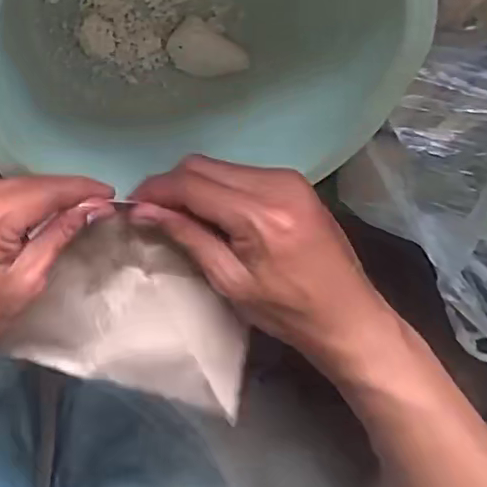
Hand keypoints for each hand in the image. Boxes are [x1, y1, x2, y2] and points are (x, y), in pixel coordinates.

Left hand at [0, 176, 113, 376]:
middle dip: (64, 191)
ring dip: (43, 193)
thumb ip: (58, 236)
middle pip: (28, 184)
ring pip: (13, 183)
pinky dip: (20, 196)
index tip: (108, 193)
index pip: (41, 192)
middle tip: (98, 202)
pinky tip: (40, 208)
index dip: (78, 190)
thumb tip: (93, 209)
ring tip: (75, 206)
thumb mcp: (25, 282)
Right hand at [129, 155, 400, 375]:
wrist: (353, 321)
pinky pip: (238, 172)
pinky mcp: (293, 180)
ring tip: (182, 214)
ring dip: (192, 184)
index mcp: (260, 214)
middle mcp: (274, 184)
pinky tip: (214, 211)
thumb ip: (186, 235)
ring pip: (216, 165)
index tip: (133, 205)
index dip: (155, 190)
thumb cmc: (289, 312)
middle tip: (153, 211)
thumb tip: (141, 210)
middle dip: (170, 185)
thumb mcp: (229, 281)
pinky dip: (216, 186)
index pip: (190, 184)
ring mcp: (286, 178)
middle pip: (200, 166)